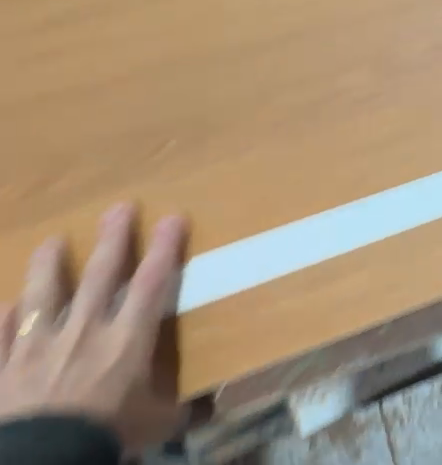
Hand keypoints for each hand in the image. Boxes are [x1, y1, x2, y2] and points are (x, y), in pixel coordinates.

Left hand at [0, 205, 188, 450]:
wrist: (37, 459)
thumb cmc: (106, 432)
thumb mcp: (154, 418)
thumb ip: (176, 401)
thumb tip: (214, 402)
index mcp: (127, 339)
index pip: (151, 282)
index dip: (164, 248)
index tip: (172, 217)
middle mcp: (84, 333)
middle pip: (98, 278)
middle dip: (112, 241)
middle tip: (119, 208)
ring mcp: (33, 351)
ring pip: (42, 299)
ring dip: (47, 269)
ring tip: (51, 241)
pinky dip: (1, 319)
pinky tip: (4, 304)